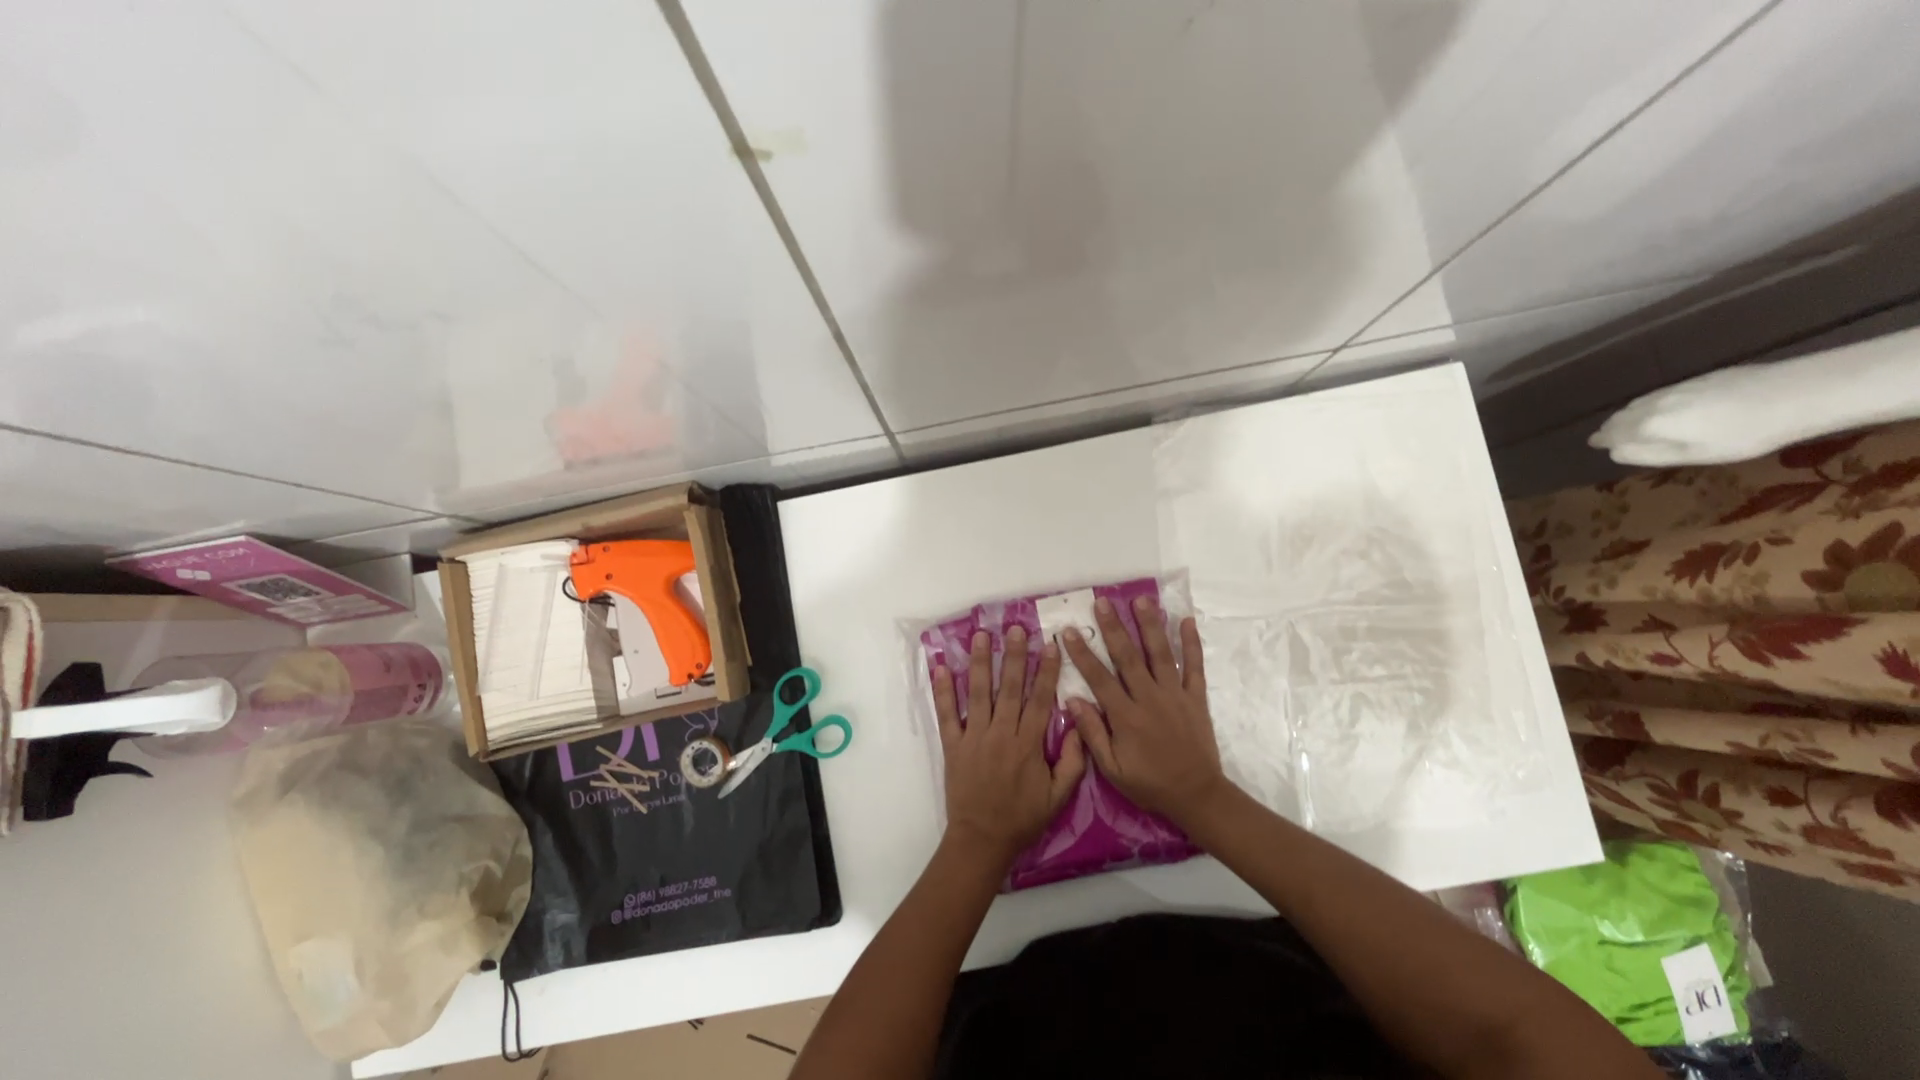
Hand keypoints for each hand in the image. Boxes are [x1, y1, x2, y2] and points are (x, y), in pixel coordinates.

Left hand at [933, 626, 1085, 868]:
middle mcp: (1002, 733)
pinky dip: (944, 691)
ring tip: (981, 636)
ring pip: (978, 693)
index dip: (1047, 670)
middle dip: (1014, 655)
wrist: (982, 839)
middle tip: (1015, 628)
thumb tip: (1080, 727)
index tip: (1051, 644)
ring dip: (980, 662)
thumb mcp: (1059, 796)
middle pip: (1010, 688)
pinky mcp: (953, 746)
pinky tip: (942, 668)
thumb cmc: (1023, 818)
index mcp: (1029, 744)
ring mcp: (974, 738)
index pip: (1041, 699)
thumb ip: (1074, 761)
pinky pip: (947, 714)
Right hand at [1061, 596, 1226, 823]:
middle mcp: (1149, 698)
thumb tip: (1073, 700)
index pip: (1099, 677)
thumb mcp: (1112, 769)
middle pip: (1128, 656)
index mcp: (1125, 716)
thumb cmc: (1149, 784)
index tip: (1068, 631)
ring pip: (1160, 654)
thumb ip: (1092, 733)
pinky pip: (1194, 666)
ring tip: (1141, 600)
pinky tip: (1186, 621)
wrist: (1196, 794)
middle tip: (1102, 602)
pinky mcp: (1195, 698)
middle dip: (1113, 628)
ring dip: (1150, 625)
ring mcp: (1175, 695)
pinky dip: (1191, 643)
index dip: (1082, 653)